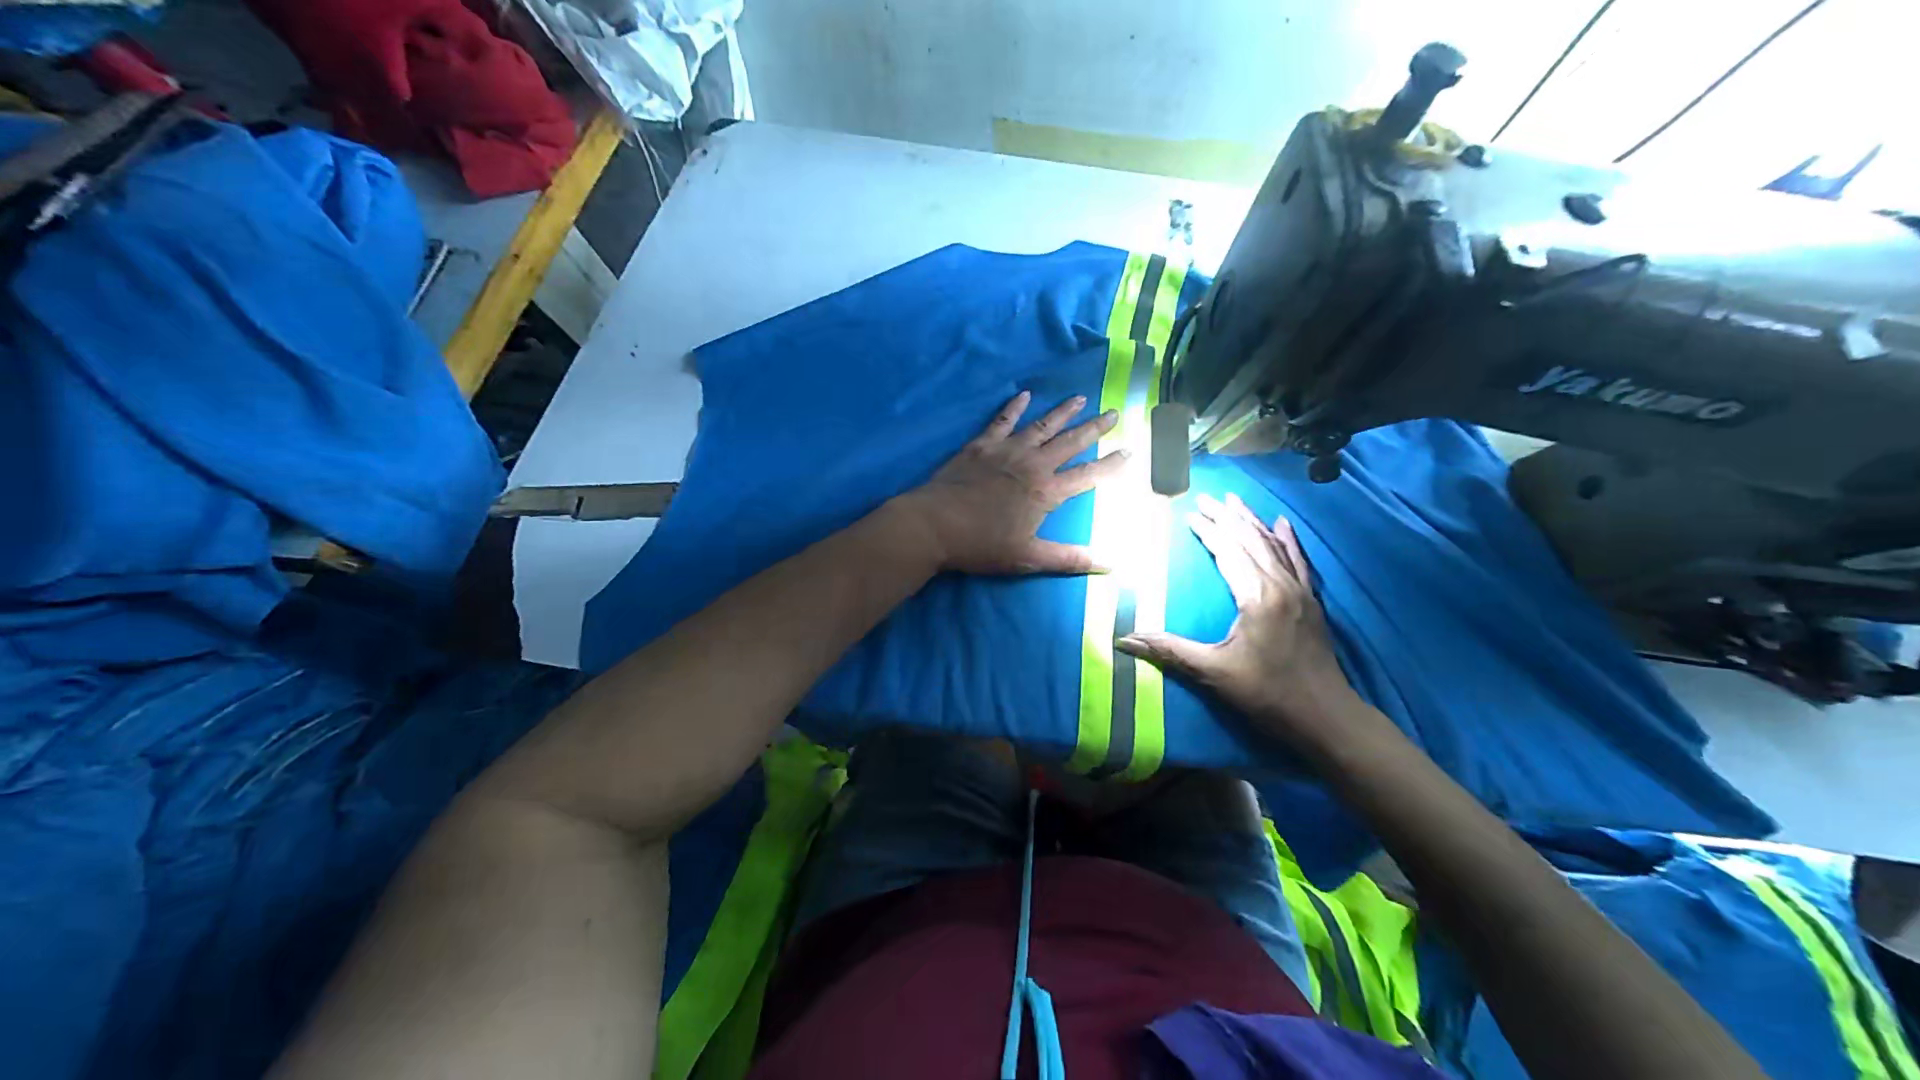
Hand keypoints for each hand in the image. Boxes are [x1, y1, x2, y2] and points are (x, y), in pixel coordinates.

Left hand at [891, 391, 1124, 575]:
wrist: (935, 525)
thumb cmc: (981, 545)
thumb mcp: (1027, 558)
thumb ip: (1067, 559)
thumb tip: (1107, 564)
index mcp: (1046, 492)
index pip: (1088, 476)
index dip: (1110, 465)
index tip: (1129, 451)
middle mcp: (1032, 465)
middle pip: (1070, 443)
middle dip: (1094, 428)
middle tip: (1113, 413)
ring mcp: (1006, 451)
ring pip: (1041, 426)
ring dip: (1062, 412)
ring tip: (1079, 398)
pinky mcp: (981, 445)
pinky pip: (1002, 421)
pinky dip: (1014, 407)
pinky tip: (1024, 394)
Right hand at [1116, 493, 1373, 750]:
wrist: (1326, 717)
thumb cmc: (1268, 695)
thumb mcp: (1214, 673)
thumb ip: (1170, 651)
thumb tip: (1125, 641)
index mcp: (1258, 597)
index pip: (1229, 552)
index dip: (1209, 531)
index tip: (1190, 514)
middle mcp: (1282, 586)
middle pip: (1252, 541)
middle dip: (1228, 517)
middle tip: (1208, 497)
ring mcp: (1301, 593)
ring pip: (1275, 546)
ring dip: (1253, 522)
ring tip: (1236, 500)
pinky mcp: (1312, 603)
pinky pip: (1299, 561)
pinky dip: (1288, 540)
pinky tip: (1283, 524)